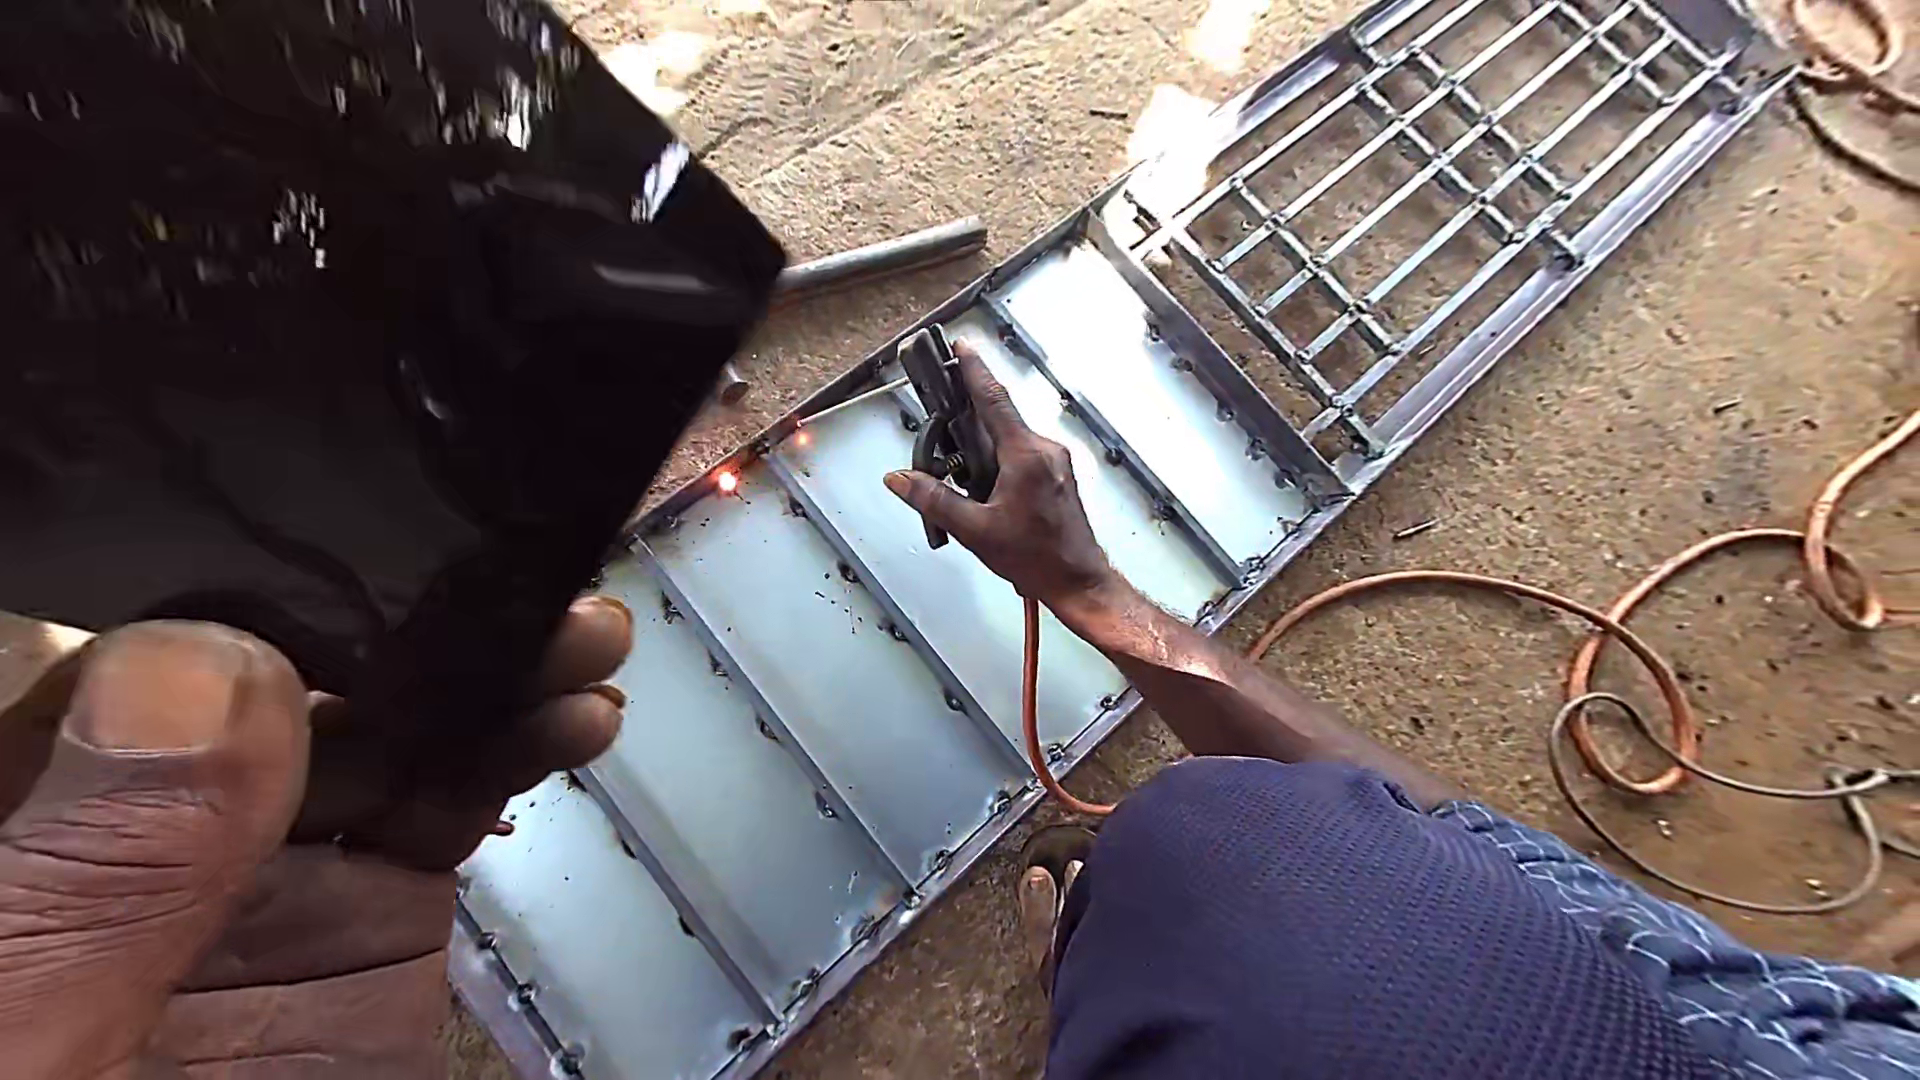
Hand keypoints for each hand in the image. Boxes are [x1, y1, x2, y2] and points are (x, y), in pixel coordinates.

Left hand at [0, 595, 632, 1078]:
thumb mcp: (8, 1073)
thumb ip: (72, 887)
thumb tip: (202, 663)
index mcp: (11, 854)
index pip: (139, 672)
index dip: (280, 605)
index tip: (404, 570)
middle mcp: (145, 844)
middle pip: (314, 690)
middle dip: (438, 639)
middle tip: (543, 607)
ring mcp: (278, 872)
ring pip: (409, 733)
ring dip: (507, 683)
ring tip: (590, 652)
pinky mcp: (379, 902)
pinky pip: (461, 796)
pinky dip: (526, 748)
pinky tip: (581, 724)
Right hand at [883, 341, 1120, 616]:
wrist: (1077, 580)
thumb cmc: (1039, 558)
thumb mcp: (975, 530)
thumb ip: (934, 500)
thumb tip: (901, 479)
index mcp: (1026, 456)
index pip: (994, 400)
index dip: (974, 371)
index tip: (962, 349)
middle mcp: (1045, 451)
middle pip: (999, 419)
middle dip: (970, 422)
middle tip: (946, 430)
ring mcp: (1055, 463)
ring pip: (1010, 439)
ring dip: (984, 449)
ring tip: (968, 481)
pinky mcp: (1057, 475)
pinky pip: (1022, 454)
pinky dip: (1000, 462)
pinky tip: (988, 490)